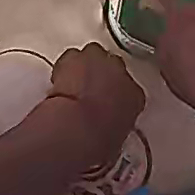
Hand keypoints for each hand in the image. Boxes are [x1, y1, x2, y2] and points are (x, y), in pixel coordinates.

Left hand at [46, 43, 145, 164]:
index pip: (129, 89)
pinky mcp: (73, 56)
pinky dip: (66, 66)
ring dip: (85, 65)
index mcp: (136, 96)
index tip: (106, 102)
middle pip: (113, 64)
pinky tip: (59, 80)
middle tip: (90, 89)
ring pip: (92, 54)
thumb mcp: (115, 135)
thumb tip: (107, 124)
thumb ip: (116, 122)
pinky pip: (71, 57)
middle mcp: (121, 72)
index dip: (116, 94)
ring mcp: (97, 60)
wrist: (77, 127)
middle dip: (103, 73)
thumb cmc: (97, 141)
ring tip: (74, 82)